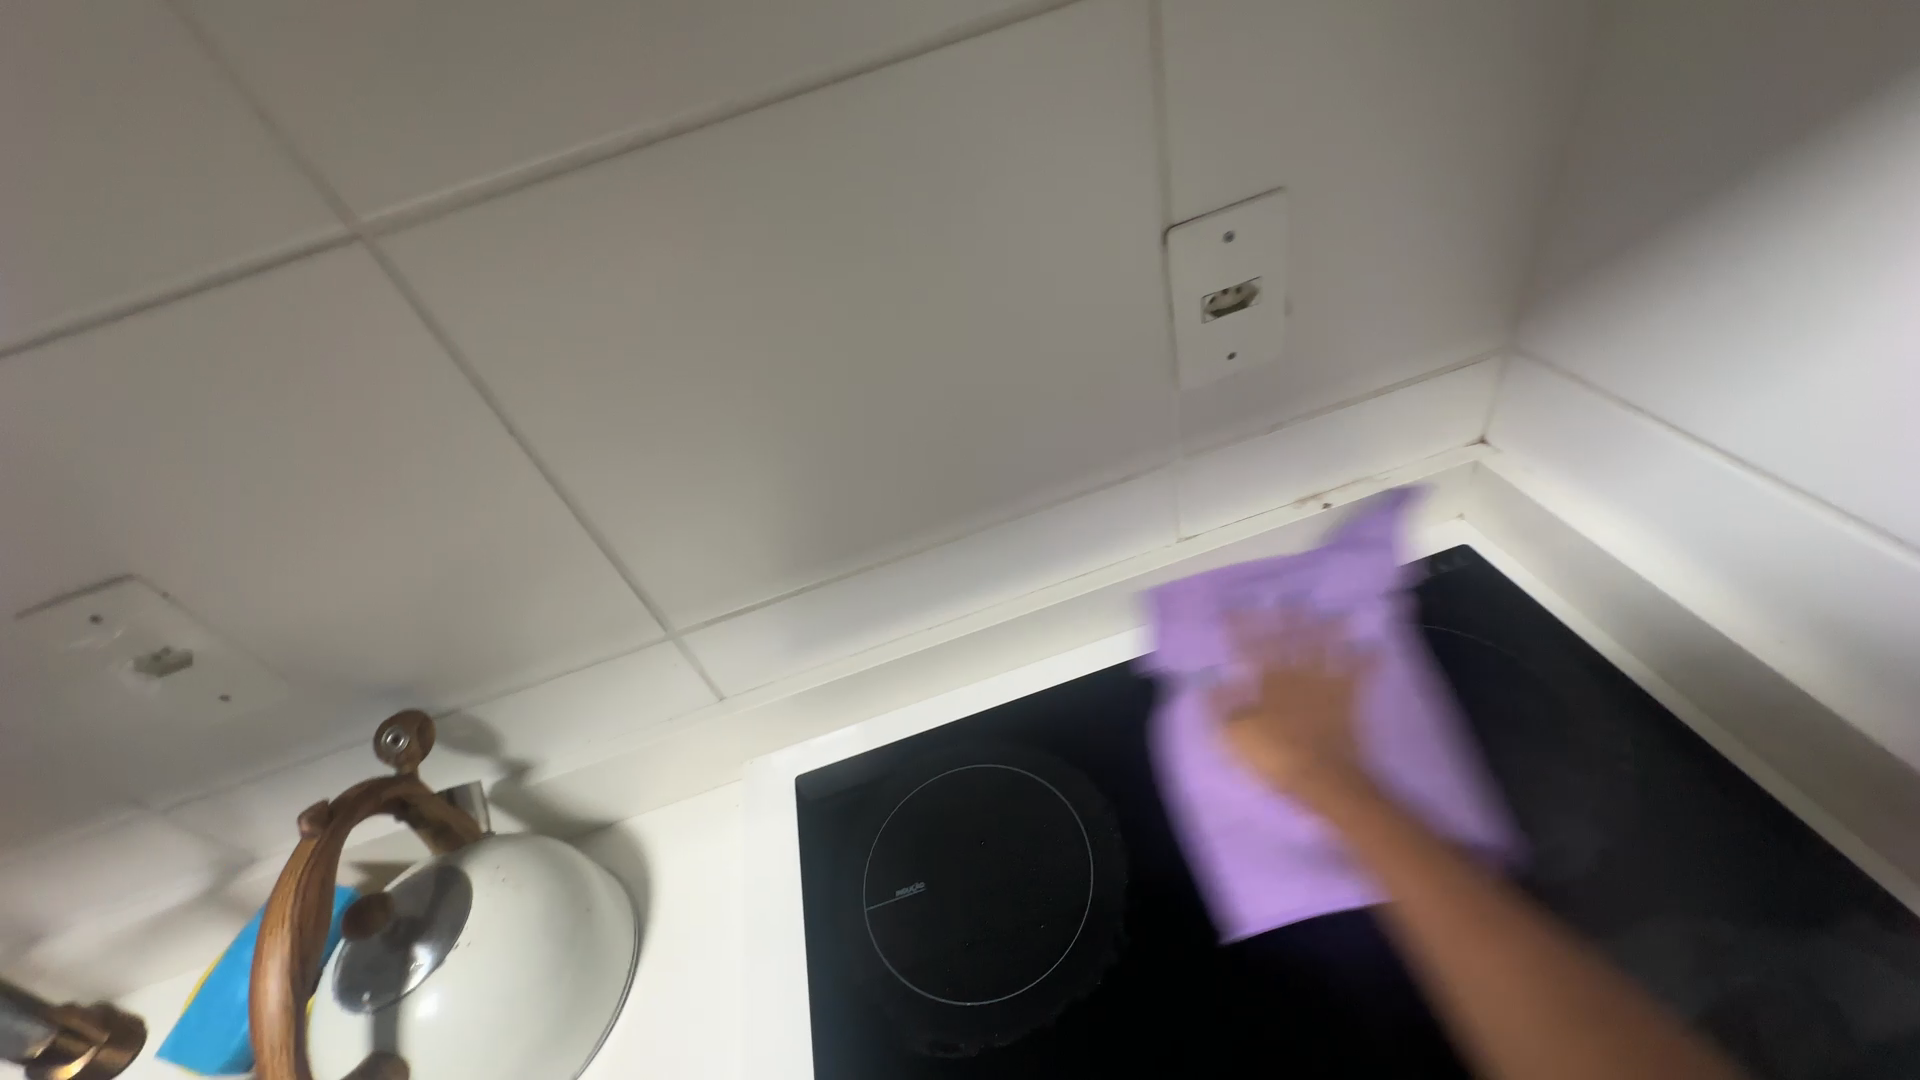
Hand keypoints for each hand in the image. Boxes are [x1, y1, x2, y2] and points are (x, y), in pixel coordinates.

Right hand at [1212, 607, 1378, 807]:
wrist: (1323, 777)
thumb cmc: (1273, 755)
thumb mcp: (1233, 734)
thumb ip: (1221, 707)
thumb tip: (1210, 684)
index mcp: (1267, 681)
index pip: (1250, 648)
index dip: (1240, 630)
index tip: (1231, 614)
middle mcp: (1296, 675)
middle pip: (1291, 640)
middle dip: (1286, 619)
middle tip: (1285, 600)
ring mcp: (1325, 685)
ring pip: (1328, 650)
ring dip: (1330, 631)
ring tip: (1334, 614)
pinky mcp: (1348, 700)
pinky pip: (1360, 676)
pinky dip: (1368, 661)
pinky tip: (1375, 648)